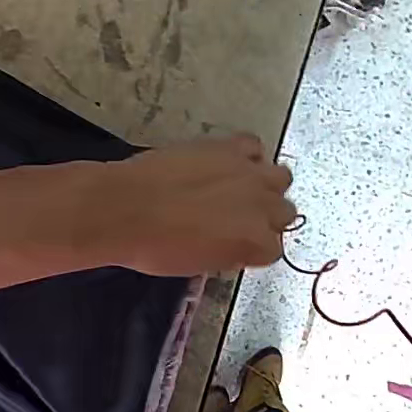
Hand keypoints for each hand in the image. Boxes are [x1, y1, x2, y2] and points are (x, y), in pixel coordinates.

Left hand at [82, 135, 294, 275]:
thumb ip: (229, 254)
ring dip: (266, 186)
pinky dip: (248, 155)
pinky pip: (254, 146)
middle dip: (267, 217)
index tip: (241, 247)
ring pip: (281, 178)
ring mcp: (247, 173)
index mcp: (255, 243)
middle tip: (242, 220)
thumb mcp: (199, 265)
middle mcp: (261, 206)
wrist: (126, 209)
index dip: (256, 248)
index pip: (274, 249)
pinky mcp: (228, 147)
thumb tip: (234, 247)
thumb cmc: (156, 247)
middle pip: (286, 212)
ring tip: (241, 190)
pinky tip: (230, 164)